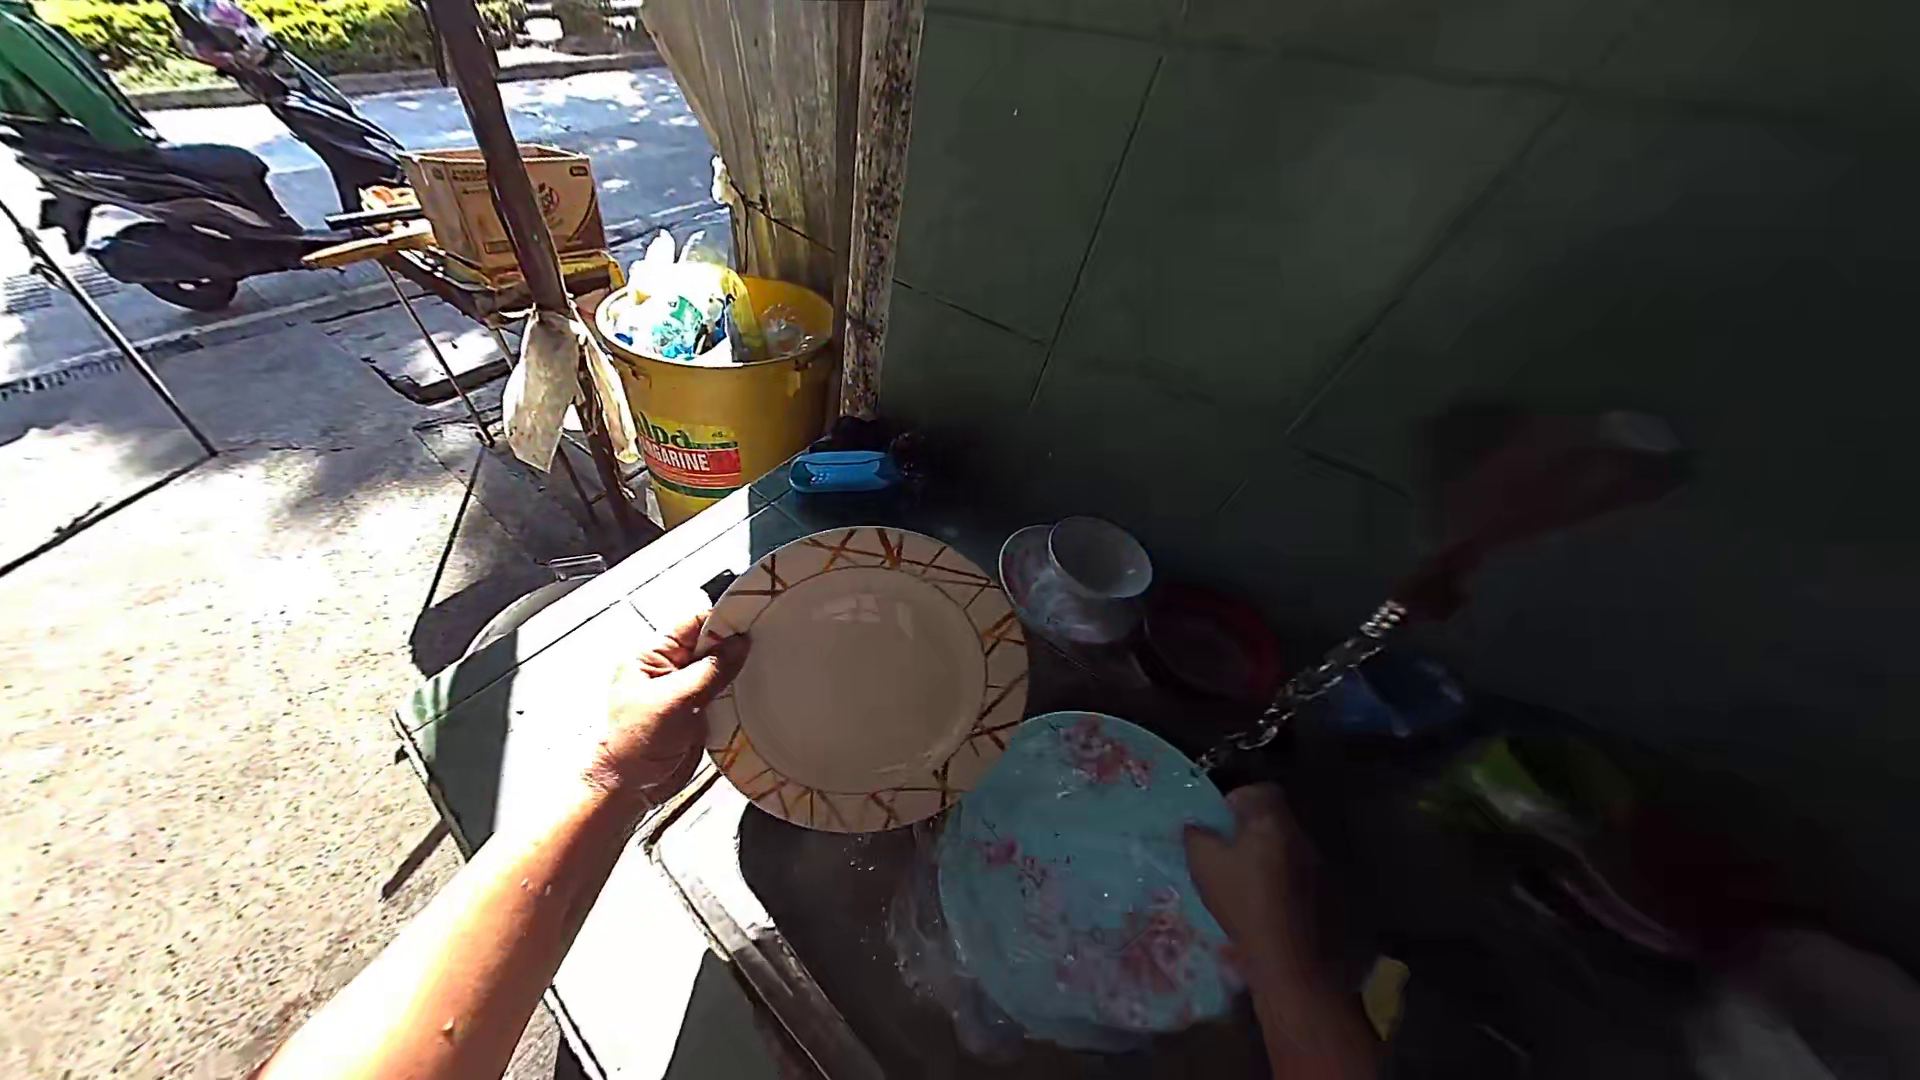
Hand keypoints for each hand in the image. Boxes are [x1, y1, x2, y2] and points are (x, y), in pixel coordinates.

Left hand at [586, 611, 748, 811]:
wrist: (630, 789)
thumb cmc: (634, 744)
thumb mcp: (676, 700)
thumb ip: (711, 670)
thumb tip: (739, 643)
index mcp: (651, 657)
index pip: (692, 624)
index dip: (721, 620)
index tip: (750, 621)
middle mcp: (669, 669)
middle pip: (709, 644)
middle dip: (733, 645)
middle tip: (762, 644)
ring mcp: (685, 689)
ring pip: (719, 667)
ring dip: (737, 669)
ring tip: (761, 664)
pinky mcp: (699, 708)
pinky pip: (724, 689)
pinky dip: (738, 689)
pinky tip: (753, 687)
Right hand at [1186, 783, 1313, 986]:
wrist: (1292, 963)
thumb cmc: (1244, 902)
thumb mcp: (1203, 864)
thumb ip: (1196, 835)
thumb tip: (1196, 826)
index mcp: (1272, 821)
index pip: (1262, 790)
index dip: (1241, 798)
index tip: (1225, 819)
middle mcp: (1302, 837)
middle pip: (1277, 820)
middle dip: (1255, 830)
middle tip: (1233, 851)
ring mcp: (1322, 868)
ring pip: (1291, 849)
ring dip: (1273, 857)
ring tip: (1252, 880)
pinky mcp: (1333, 897)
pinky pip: (1304, 876)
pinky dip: (1288, 883)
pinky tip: (1272, 904)